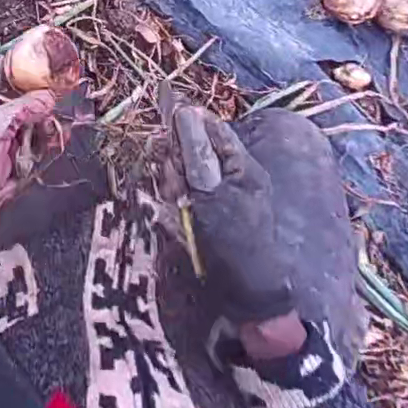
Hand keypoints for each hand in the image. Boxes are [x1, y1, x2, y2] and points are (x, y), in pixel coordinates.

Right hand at [169, 105, 293, 323]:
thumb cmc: (232, 242)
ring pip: (183, 170)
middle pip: (192, 148)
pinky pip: (184, 192)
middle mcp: (233, 174)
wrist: (243, 294)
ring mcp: (219, 193)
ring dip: (173, 181)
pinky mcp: (207, 210)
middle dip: (176, 161)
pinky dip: (176, 199)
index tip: (163, 134)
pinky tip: (177, 212)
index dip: (185, 124)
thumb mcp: (212, 194)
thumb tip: (186, 112)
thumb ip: (197, 154)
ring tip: (177, 202)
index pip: (210, 127)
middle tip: (174, 183)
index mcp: (242, 164)